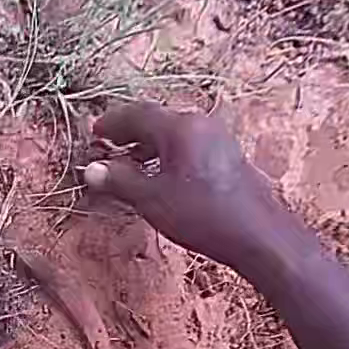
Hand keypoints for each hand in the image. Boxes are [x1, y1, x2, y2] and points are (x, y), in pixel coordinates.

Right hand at [84, 103, 316, 272]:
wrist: (256, 233)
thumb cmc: (201, 214)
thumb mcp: (152, 199)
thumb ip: (120, 181)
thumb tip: (91, 169)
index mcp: (179, 128)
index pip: (137, 114)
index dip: (111, 123)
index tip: (94, 133)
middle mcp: (200, 124)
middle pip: (156, 120)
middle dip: (128, 133)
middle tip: (107, 146)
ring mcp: (217, 139)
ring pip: (173, 133)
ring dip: (147, 145)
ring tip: (128, 163)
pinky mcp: (226, 157)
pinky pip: (187, 146)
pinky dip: (165, 154)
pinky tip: (159, 175)